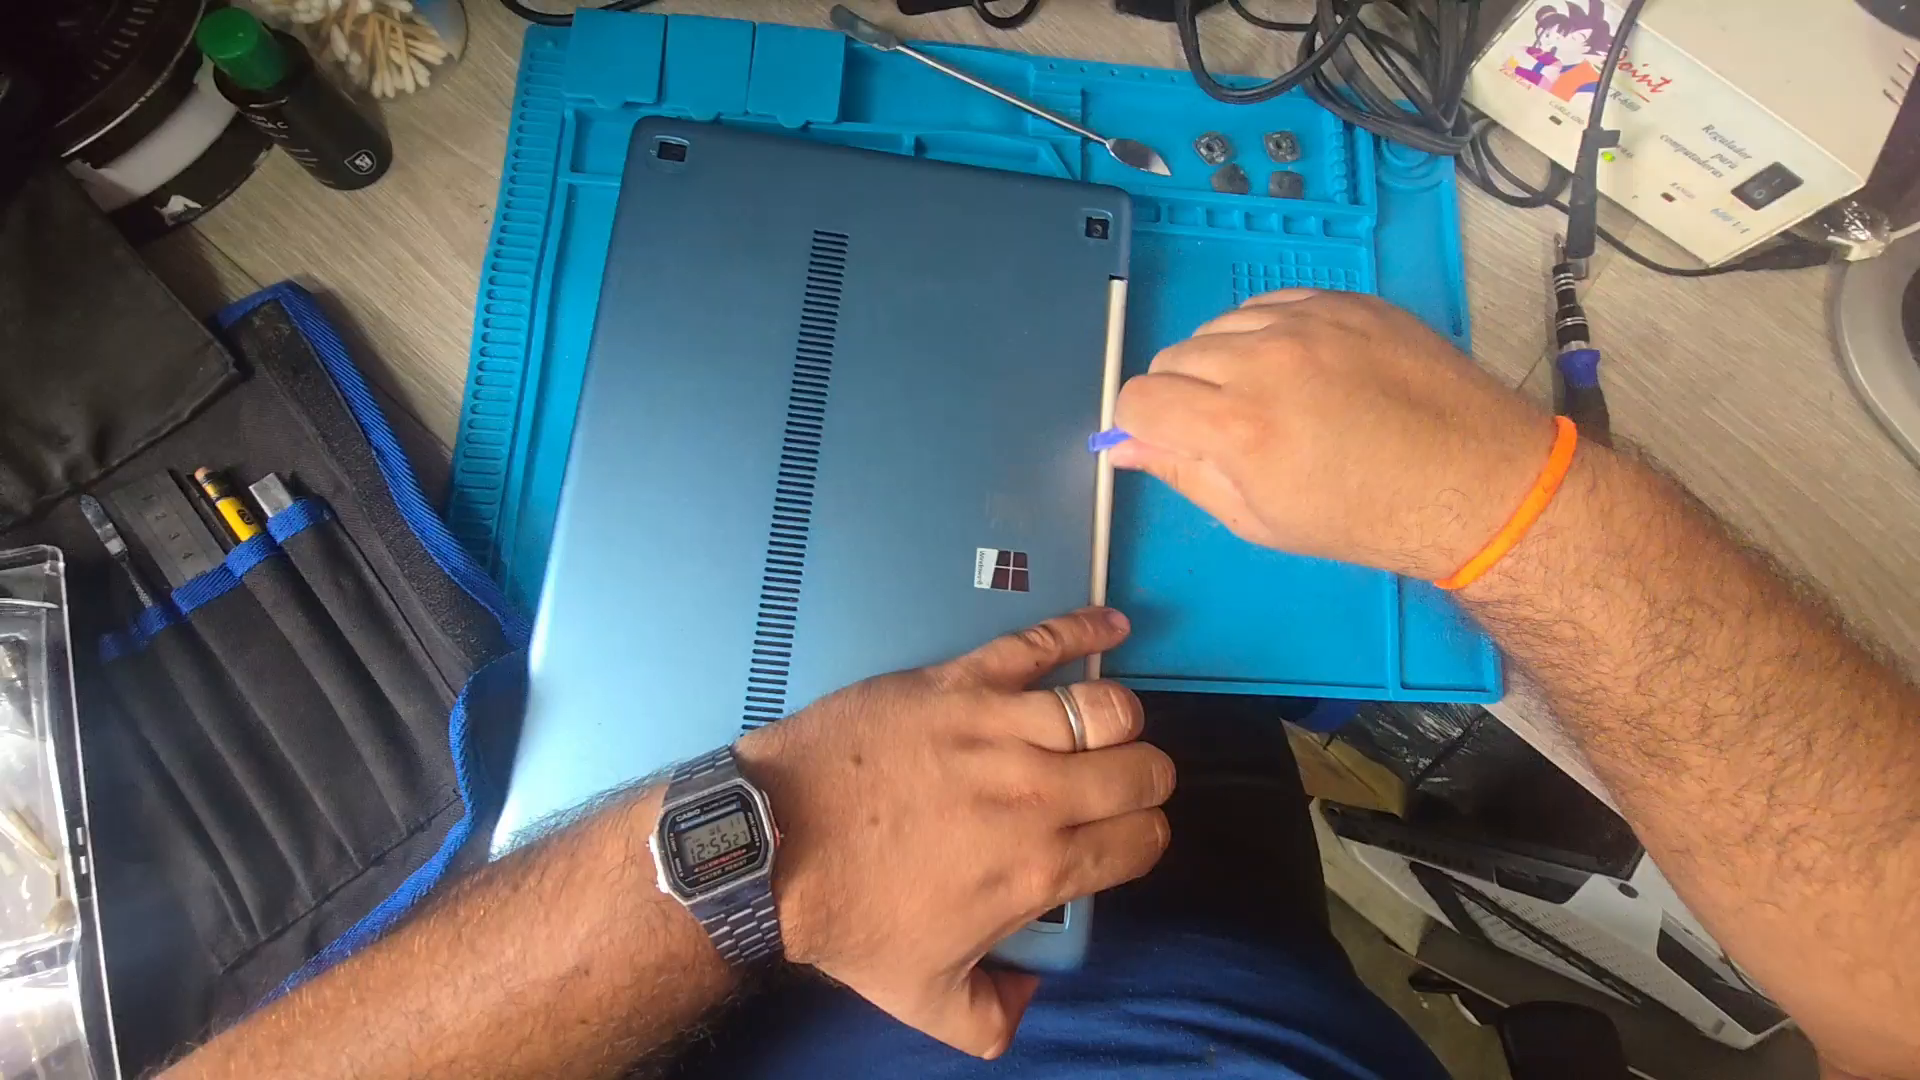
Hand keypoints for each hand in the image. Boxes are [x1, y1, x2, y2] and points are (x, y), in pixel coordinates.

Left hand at [732, 608, 1171, 1058]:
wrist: (776, 841)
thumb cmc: (849, 914)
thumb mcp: (922, 998)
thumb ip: (994, 1018)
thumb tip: (1033, 994)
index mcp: (1041, 868)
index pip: (1142, 839)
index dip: (1142, 837)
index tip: (1121, 834)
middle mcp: (1038, 793)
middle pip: (1143, 769)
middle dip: (1144, 778)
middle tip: (1115, 782)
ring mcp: (1001, 726)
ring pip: (1109, 706)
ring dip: (1119, 720)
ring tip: (1100, 727)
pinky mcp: (964, 680)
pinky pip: (1040, 642)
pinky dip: (1085, 628)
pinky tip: (1110, 624)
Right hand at [1110, 289, 1556, 580]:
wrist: (1471, 482)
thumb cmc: (1357, 519)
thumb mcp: (1255, 518)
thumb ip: (1181, 473)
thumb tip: (1124, 446)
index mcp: (1238, 426)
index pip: (1139, 398)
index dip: (1137, 423)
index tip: (1159, 440)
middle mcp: (1264, 360)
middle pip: (1171, 359)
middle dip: (1177, 396)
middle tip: (1219, 429)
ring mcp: (1309, 321)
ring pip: (1215, 328)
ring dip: (1219, 362)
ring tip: (1263, 396)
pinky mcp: (1344, 301)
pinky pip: (1266, 305)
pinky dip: (1261, 334)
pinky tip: (1294, 366)